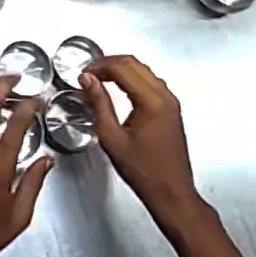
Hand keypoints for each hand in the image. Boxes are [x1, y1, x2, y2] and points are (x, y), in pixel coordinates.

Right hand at [81, 56, 201, 221]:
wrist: (172, 193)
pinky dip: (131, 77)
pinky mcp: (172, 110)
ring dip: (120, 69)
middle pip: (134, 63)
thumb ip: (99, 103)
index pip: (122, 68)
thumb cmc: (143, 171)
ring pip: (143, 70)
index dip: (98, 67)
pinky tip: (117, 88)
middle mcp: (166, 98)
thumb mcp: (112, 137)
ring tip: (99, 79)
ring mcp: (172, 103)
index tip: (83, 74)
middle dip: (108, 63)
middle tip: (89, 73)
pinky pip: (150, 81)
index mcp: (152, 103)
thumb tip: (87, 79)